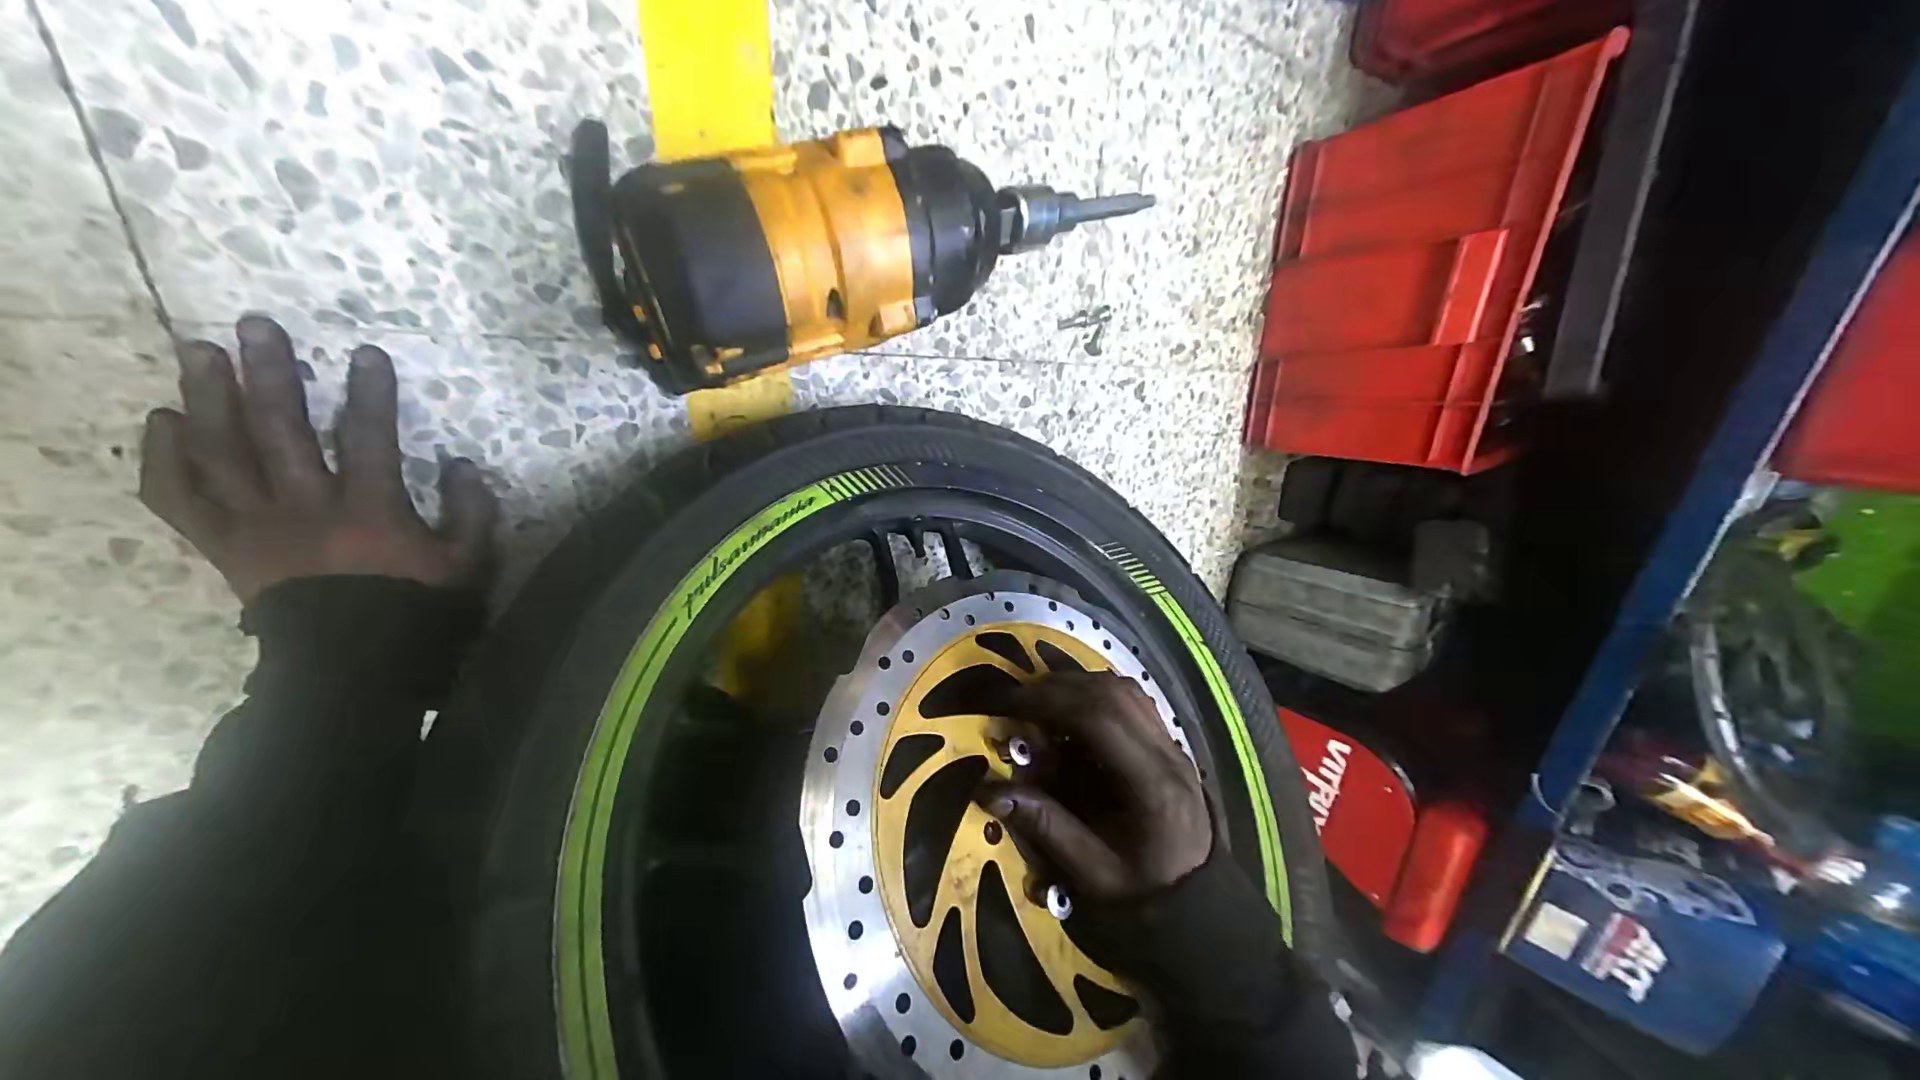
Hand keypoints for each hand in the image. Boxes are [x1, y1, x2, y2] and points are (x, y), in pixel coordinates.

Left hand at [139, 315, 498, 603]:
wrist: (355, 659)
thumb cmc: (417, 603)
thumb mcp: (468, 561)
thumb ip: (471, 511)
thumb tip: (461, 464)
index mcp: (370, 509)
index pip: (370, 438)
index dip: (370, 394)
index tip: (366, 353)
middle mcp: (305, 505)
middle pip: (280, 430)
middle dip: (271, 374)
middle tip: (257, 326)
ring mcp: (255, 523)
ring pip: (221, 452)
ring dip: (207, 397)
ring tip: (200, 352)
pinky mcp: (222, 543)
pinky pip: (178, 497)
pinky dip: (162, 458)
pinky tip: (161, 419)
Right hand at [981, 671, 1211, 900]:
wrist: (1199, 902)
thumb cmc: (1144, 891)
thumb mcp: (1093, 873)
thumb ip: (1047, 827)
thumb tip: (991, 792)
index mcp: (1151, 784)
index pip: (1099, 717)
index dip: (1050, 702)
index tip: (1009, 706)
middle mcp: (1167, 753)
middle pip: (1110, 693)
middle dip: (1057, 688)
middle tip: (1016, 700)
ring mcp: (1172, 744)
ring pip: (1123, 689)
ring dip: (1078, 686)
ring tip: (1040, 701)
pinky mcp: (1169, 743)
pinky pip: (1132, 699)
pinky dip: (1096, 694)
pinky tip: (1072, 710)